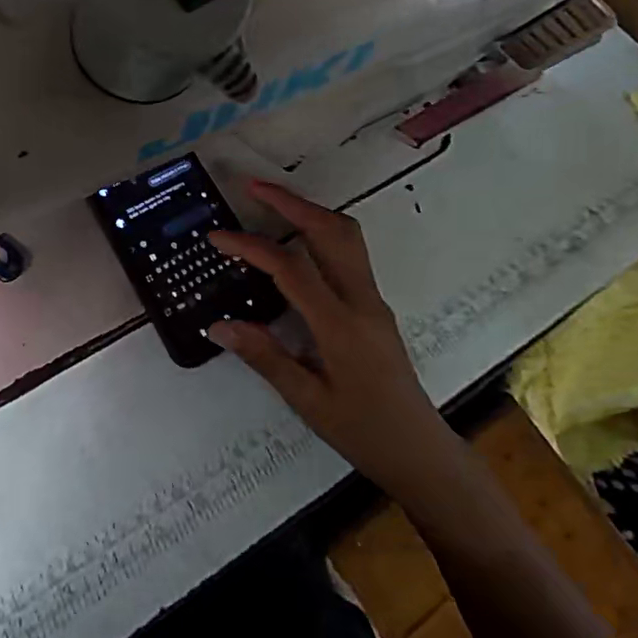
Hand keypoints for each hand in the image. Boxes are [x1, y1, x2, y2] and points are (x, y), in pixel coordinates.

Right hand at [207, 181, 448, 491]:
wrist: (419, 450)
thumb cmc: (363, 430)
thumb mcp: (308, 400)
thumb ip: (265, 357)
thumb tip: (219, 325)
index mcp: (341, 325)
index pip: (292, 268)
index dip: (251, 246)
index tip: (218, 237)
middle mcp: (362, 301)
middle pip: (332, 231)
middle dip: (292, 203)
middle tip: (254, 187)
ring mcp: (373, 300)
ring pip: (347, 236)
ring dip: (310, 212)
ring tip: (274, 204)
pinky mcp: (375, 306)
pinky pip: (349, 254)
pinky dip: (320, 233)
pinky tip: (296, 244)